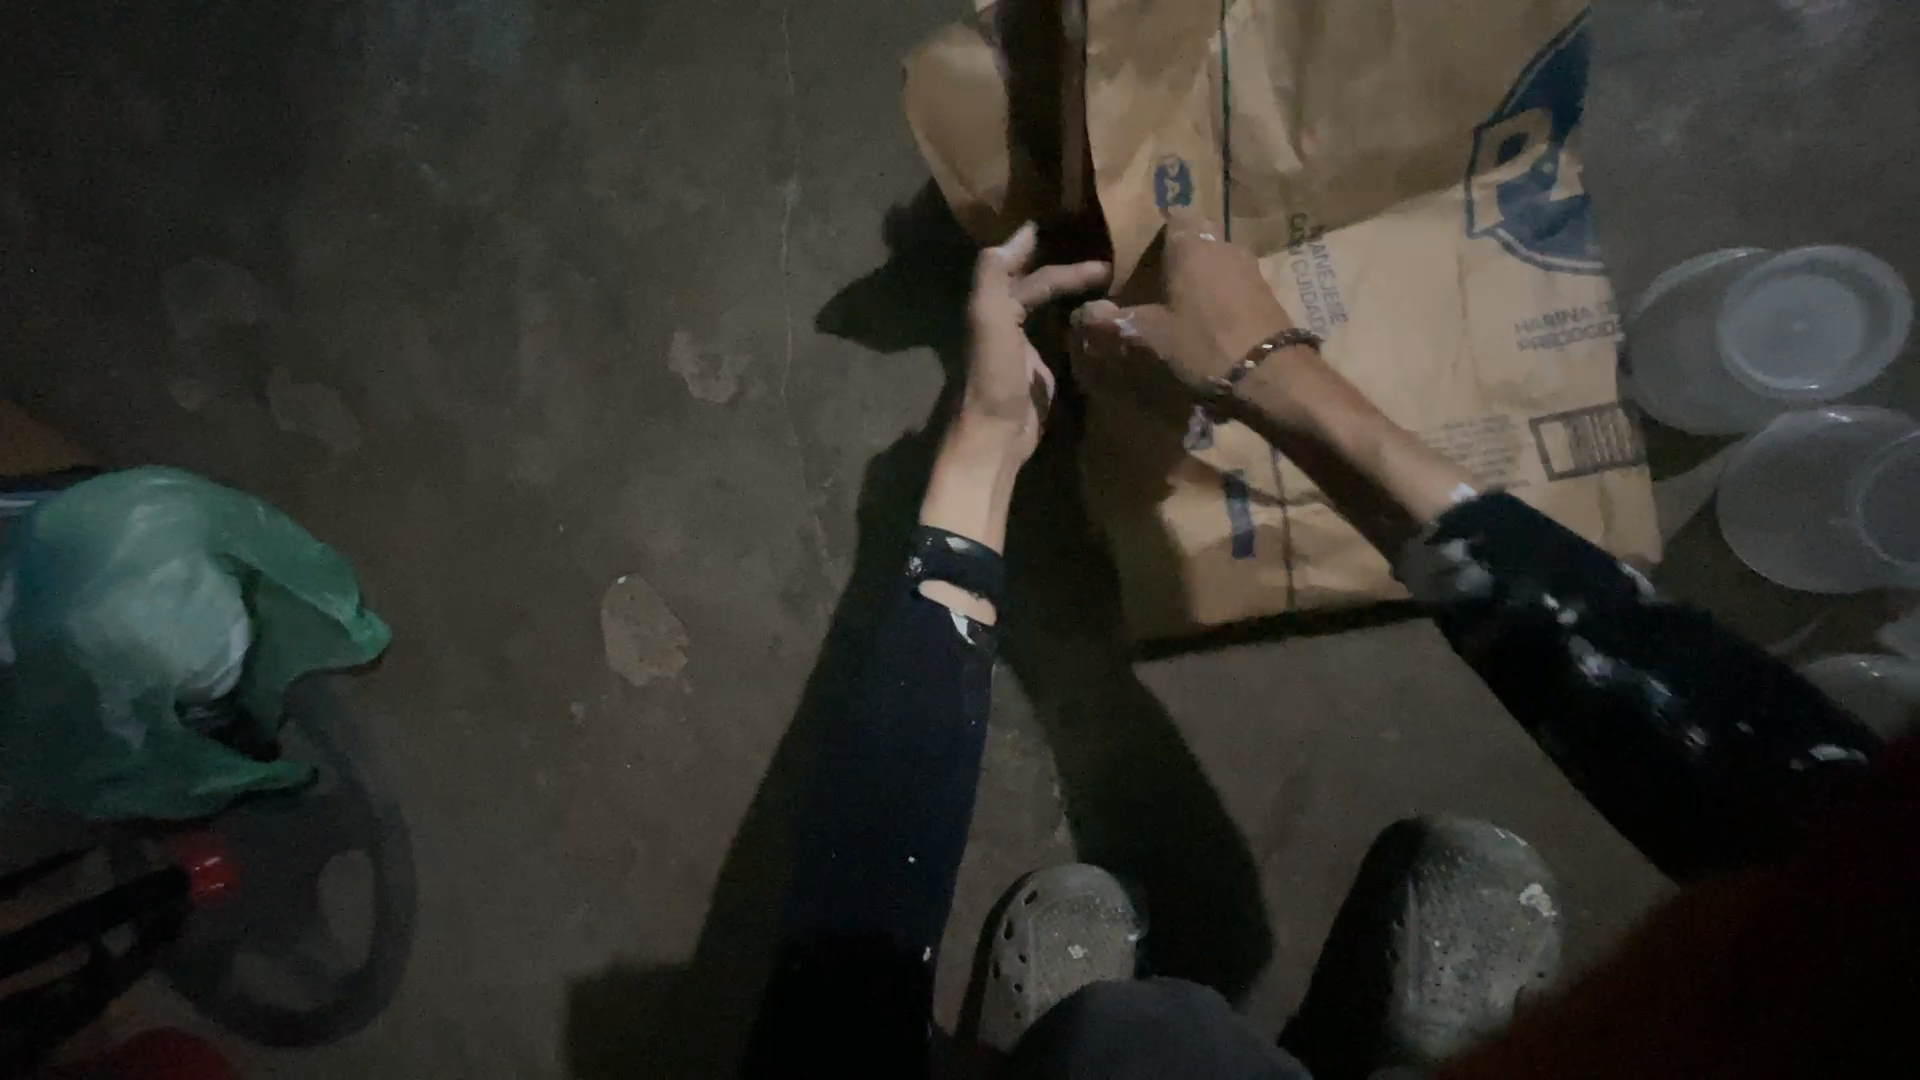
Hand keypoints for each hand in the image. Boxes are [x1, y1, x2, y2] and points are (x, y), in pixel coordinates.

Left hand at [919, 223, 1108, 566]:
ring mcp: (1028, 351)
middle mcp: (1008, 324)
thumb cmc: (993, 375)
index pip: (1031, 275)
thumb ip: (994, 273)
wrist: (998, 435)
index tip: (1092, 241)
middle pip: (1042, 289)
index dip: (1058, 259)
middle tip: (1113, 264)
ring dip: (1079, 297)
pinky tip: (1107, 321)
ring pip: (1054, 313)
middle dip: (1072, 274)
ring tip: (1116, 283)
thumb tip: (1024, 231)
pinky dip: (1083, 328)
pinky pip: (1065, 342)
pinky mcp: (1045, 376)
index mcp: (993, 307)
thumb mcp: (987, 317)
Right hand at [1074, 208, 1296, 397]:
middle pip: (1194, 243)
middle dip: (1173, 262)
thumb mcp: (1149, 337)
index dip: (1155, 233)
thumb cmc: (1203, 345)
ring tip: (1172, 310)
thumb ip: (1115, 321)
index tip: (1137, 256)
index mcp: (1192, 246)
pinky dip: (1214, 300)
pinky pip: (1230, 288)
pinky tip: (1201, 326)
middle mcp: (1224, 247)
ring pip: (1214, 266)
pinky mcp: (1264, 296)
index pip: (1174, 217)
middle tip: (1147, 287)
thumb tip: (1082, 313)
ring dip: (1195, 283)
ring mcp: (1250, 271)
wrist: (1271, 375)